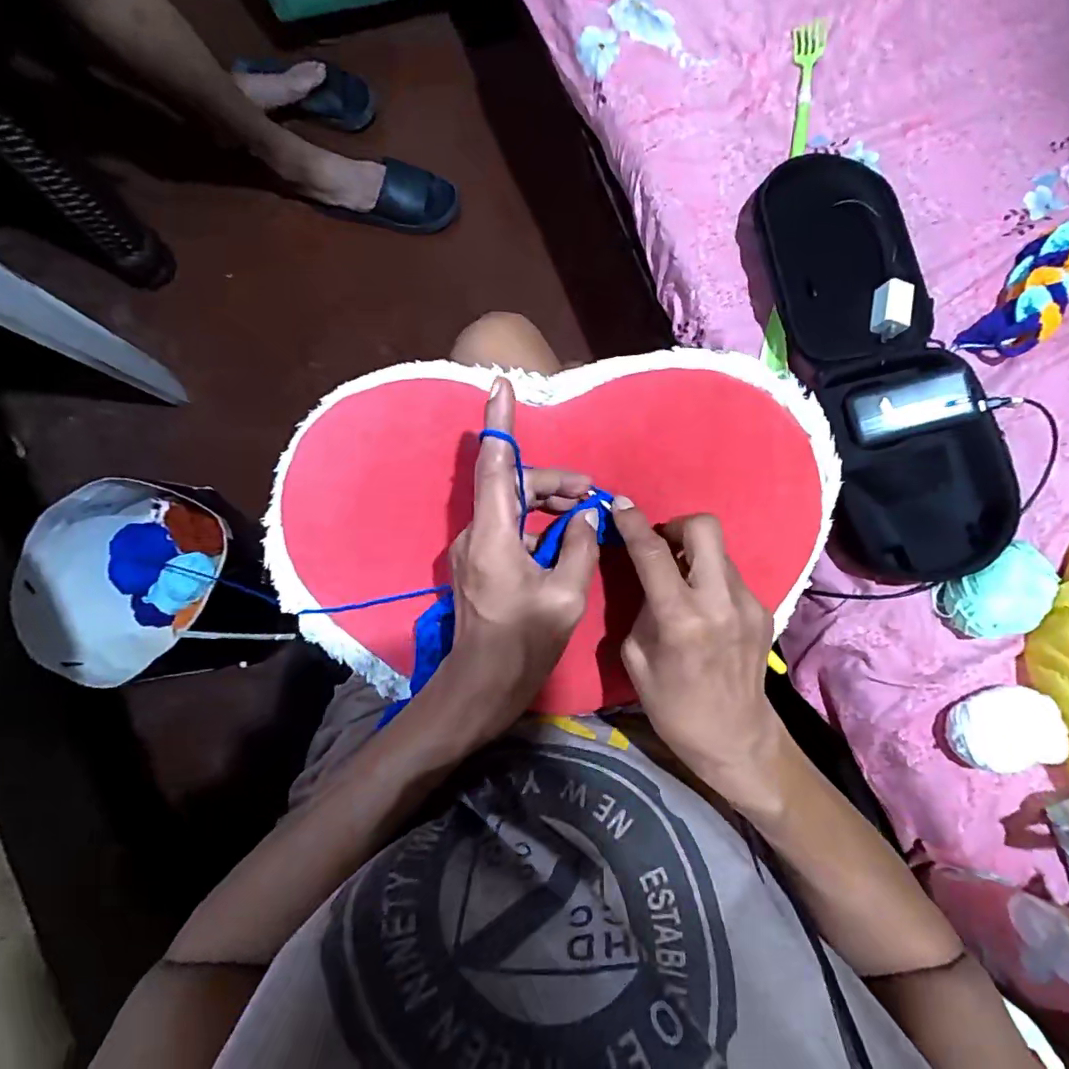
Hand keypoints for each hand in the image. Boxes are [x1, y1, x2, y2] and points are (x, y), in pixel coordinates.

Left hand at [429, 377, 601, 742]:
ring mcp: (475, 549)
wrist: (483, 684)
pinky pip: (510, 527)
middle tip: (592, 495)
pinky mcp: (480, 563)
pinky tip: (565, 537)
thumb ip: (578, 547)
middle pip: (513, 484)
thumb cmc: (524, 643)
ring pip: (512, 505)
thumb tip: (585, 516)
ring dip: (548, 502)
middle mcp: (477, 533)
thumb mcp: (565, 596)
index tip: (500, 384)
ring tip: (585, 514)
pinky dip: (537, 523)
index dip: (499, 422)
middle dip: (552, 481)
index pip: (496, 465)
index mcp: (495, 536)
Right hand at [609, 504, 786, 799]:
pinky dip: (710, 577)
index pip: (654, 553)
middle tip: (660, 544)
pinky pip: (731, 575)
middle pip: (704, 528)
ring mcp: (748, 603)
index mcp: (681, 619)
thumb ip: (642, 608)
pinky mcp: (763, 610)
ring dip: (694, 554)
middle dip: (677, 524)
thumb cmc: (674, 707)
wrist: (736, 737)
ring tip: (679, 579)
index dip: (633, 523)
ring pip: (720, 550)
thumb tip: (647, 575)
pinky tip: (702, 604)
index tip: (620, 504)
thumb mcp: (637, 659)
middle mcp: (720, 602)